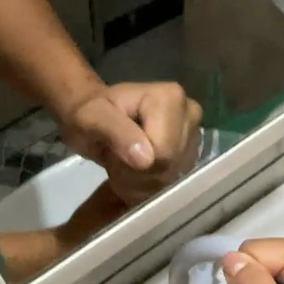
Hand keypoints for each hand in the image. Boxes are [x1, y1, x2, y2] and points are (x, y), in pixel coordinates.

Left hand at [57, 82, 202, 205]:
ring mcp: (194, 133)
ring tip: (124, 164)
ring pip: (172, 178)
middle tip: (115, 161)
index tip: (112, 153)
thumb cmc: (89, 113)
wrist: (95, 116)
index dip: (134, 164)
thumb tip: (146, 160)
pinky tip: (136, 171)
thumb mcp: (92, 118)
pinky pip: (173, 182)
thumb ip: (117, 133)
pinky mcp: (192, 151)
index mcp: (170, 98)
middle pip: (169, 166)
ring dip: (141, 182)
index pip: (163, 152)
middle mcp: (190, 112)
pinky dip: (150, 185)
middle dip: (137, 174)